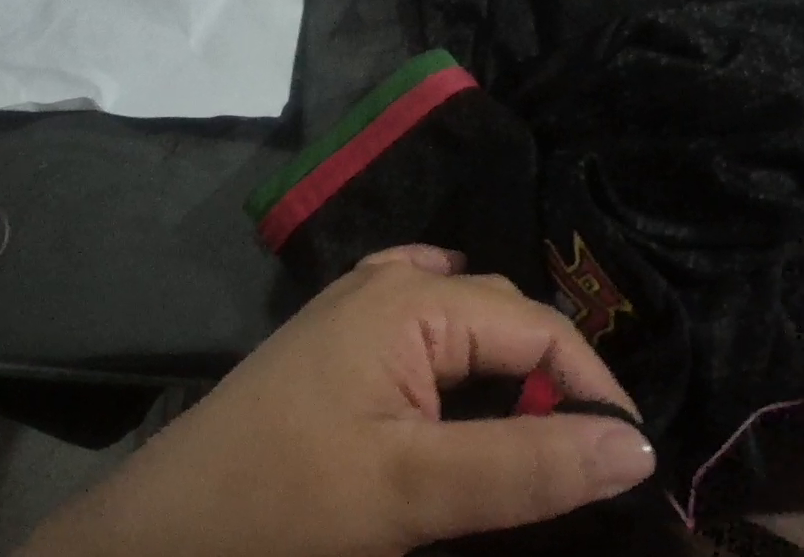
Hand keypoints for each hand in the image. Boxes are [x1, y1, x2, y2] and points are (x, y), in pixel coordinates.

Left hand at [20, 245, 655, 556]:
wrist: (169, 523)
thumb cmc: (289, 500)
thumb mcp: (414, 489)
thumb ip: (527, 464)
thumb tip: (634, 446)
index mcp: (414, 300)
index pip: (539, 325)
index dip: (593, 386)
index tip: (627, 459)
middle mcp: (390, 281)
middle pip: (503, 316)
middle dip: (551, 377)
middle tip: (576, 457)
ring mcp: (359, 300)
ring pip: (465, 317)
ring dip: (507, 366)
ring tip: (531, 429)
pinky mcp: (340, 332)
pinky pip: (421, 315)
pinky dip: (460, 346)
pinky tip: (464, 376)